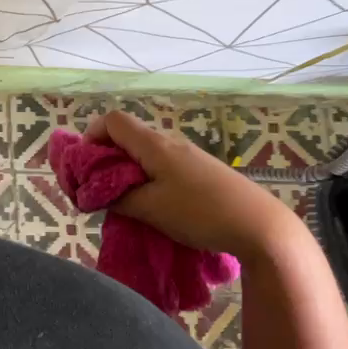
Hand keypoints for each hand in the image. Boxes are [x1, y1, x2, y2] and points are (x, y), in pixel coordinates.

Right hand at [94, 111, 306, 260]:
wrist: (261, 228)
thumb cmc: (200, 213)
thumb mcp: (150, 209)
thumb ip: (117, 197)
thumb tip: (95, 193)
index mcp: (153, 144)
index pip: (111, 120)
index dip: (92, 137)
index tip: (86, 166)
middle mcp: (170, 142)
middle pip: (127, 136)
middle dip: (107, 158)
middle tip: (101, 189)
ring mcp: (190, 156)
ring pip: (146, 153)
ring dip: (129, 171)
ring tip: (128, 202)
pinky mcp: (204, 172)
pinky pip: (164, 166)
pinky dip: (150, 179)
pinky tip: (158, 206)